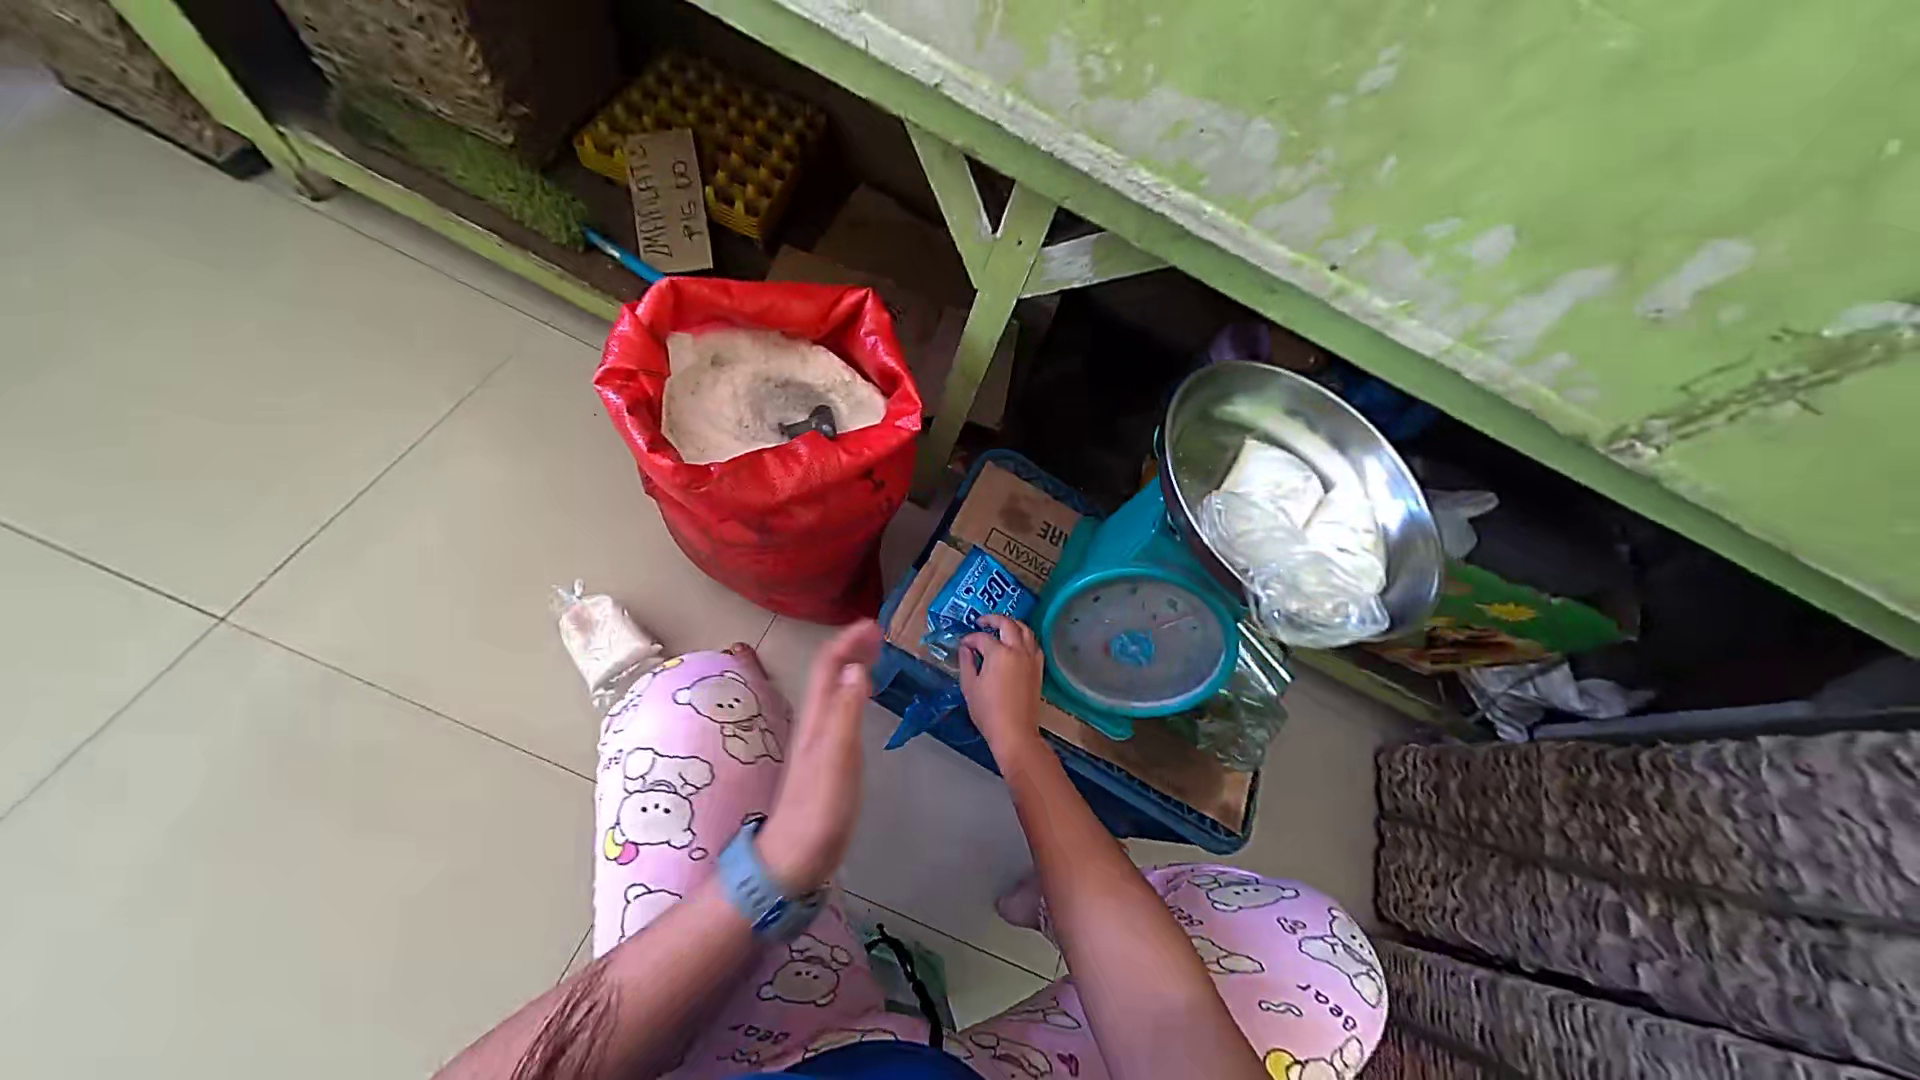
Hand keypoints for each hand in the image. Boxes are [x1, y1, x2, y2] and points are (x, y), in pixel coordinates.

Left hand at [756, 619, 880, 892]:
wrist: (792, 857)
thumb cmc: (818, 808)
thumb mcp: (836, 758)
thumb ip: (845, 713)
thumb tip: (856, 668)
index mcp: (816, 717)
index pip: (828, 666)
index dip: (847, 641)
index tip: (872, 624)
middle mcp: (813, 722)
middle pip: (828, 674)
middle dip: (850, 648)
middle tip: (877, 634)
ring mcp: (817, 741)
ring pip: (831, 690)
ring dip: (850, 666)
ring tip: (873, 656)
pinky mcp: (824, 759)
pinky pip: (838, 711)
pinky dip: (852, 692)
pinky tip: (861, 702)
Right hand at [959, 614, 1046, 756]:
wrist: (1015, 732)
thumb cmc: (988, 711)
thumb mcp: (970, 686)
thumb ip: (966, 663)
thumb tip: (965, 649)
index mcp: (999, 653)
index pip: (982, 638)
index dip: (970, 639)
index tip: (963, 644)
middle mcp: (1018, 650)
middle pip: (1008, 624)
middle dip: (993, 619)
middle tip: (982, 621)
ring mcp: (1031, 658)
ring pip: (1026, 630)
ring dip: (1012, 624)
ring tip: (1001, 627)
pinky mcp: (1039, 668)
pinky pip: (1034, 644)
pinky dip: (1025, 638)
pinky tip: (1017, 643)